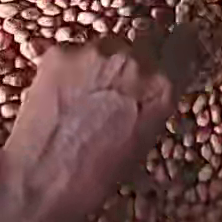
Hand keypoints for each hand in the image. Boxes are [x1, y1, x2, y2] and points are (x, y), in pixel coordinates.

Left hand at [0, 26, 200, 221]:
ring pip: (106, 47)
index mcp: (162, 88)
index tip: (178, 38)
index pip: (182, 45)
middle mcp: (135, 62)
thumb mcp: (142, 140)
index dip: (180, 42)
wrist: (40, 183)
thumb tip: (151, 84)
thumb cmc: (95, 177)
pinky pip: (73, 53)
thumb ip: (153, 102)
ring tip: (82, 96)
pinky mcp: (61, 52)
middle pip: (142, 43)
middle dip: (133, 61)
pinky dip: (69, 69)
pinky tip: (59, 96)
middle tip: (115, 86)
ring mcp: (96, 52)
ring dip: (100, 64)